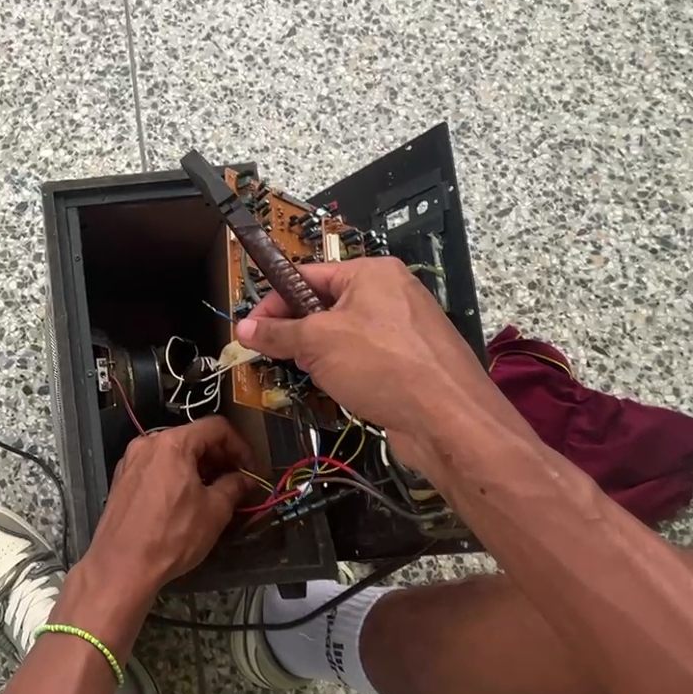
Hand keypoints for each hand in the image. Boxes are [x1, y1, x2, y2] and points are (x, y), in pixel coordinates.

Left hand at [82, 417, 256, 599]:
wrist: (121, 565)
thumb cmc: (171, 536)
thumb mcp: (213, 512)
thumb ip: (234, 487)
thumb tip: (245, 479)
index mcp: (172, 443)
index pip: (215, 427)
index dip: (240, 445)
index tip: (250, 468)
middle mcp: (147, 443)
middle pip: (192, 437)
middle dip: (219, 456)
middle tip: (236, 481)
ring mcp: (131, 460)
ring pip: (173, 452)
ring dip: (198, 466)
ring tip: (214, 492)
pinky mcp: (122, 478)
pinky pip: (156, 466)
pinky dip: (176, 474)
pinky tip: (186, 499)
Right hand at [235, 258, 516, 475]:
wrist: (449, 420)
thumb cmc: (381, 365)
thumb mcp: (317, 343)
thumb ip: (277, 334)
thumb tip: (243, 328)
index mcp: (371, 273)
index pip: (306, 276)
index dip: (273, 301)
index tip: (249, 329)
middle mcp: (390, 293)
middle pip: (324, 305)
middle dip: (296, 332)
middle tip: (273, 356)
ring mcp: (404, 328)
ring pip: (343, 334)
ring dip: (318, 355)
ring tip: (306, 375)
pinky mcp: (411, 360)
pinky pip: (364, 356)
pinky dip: (343, 370)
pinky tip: (336, 390)